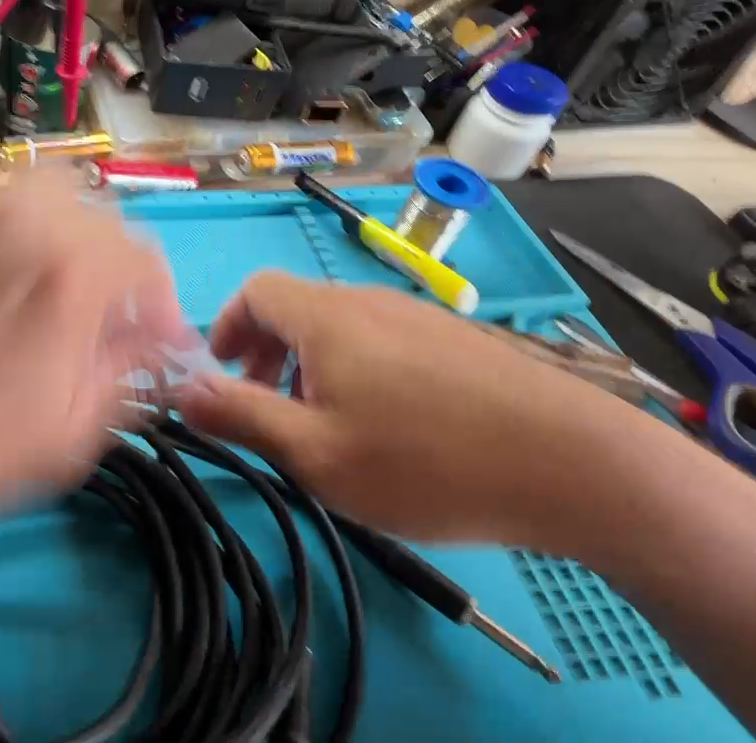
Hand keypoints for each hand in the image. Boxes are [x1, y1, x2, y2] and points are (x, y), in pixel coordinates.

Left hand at [0, 172, 180, 544]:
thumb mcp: (60, 435)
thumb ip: (120, 376)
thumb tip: (151, 344)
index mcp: (68, 265)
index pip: (146, 259)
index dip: (161, 307)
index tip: (154, 346)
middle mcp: (20, 217)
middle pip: (99, 218)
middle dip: (116, 269)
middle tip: (104, 324)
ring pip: (44, 199)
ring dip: (68, 241)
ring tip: (55, 299)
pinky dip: (16, 236)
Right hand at [179, 271, 631, 544]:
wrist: (575, 465)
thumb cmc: (427, 461)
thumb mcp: (316, 454)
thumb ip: (242, 416)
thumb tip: (180, 390)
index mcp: (326, 317)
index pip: (255, 290)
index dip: (226, 326)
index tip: (225, 374)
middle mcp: (368, 301)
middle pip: (296, 306)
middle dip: (265, 352)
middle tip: (266, 408)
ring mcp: (419, 317)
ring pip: (340, 326)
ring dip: (310, 365)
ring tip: (325, 426)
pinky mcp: (456, 341)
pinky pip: (382, 341)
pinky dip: (355, 370)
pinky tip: (387, 428)